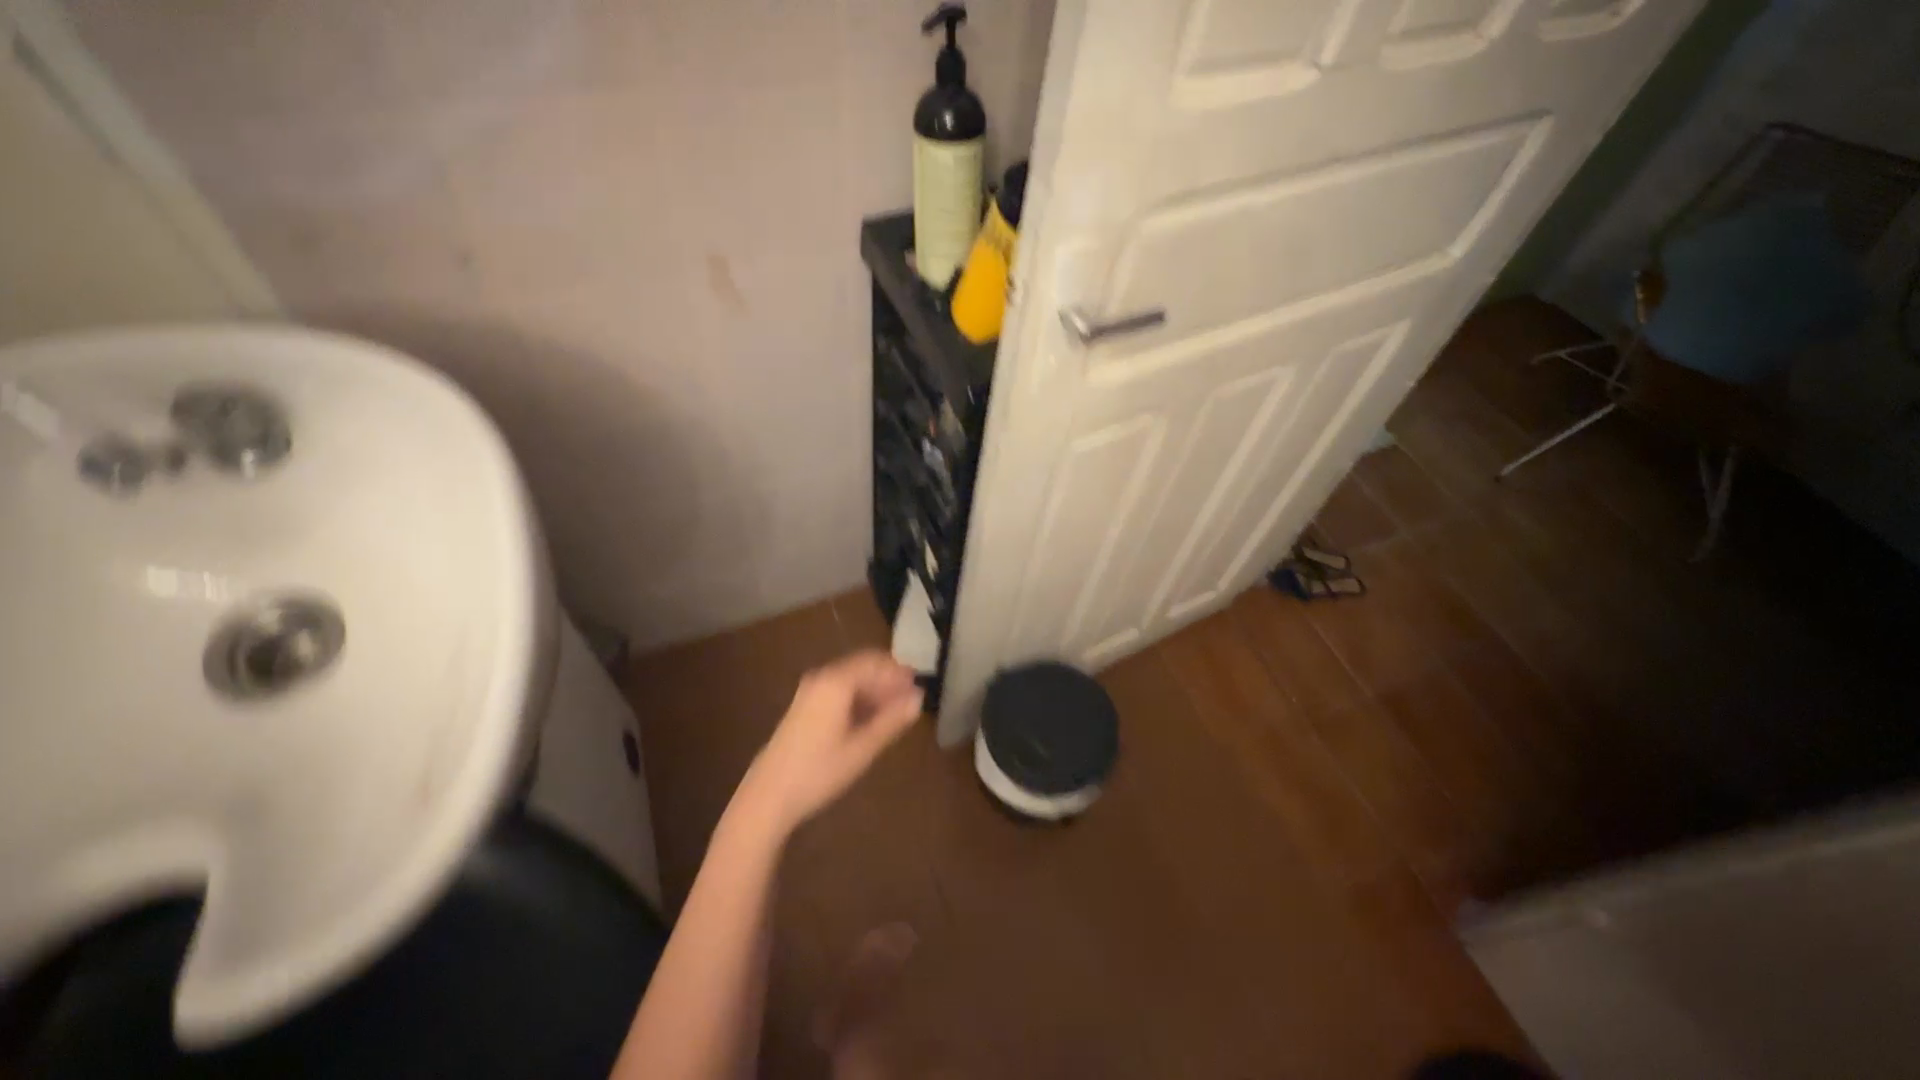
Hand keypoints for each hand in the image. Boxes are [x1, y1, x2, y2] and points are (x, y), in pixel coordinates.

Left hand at [735, 650, 924, 833]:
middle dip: (887, 681)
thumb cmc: (819, 771)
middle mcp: (821, 679)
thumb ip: (891, 720)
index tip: (920, 685)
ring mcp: (809, 693)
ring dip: (873, 692)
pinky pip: (838, 694)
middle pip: (861, 669)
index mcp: (836, 683)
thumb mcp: (862, 748)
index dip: (899, 673)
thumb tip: (918, 698)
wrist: (768, 795)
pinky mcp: (803, 709)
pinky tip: (870, 721)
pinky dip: (857, 701)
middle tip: (911, 700)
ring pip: (850, 682)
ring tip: (895, 713)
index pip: (875, 663)